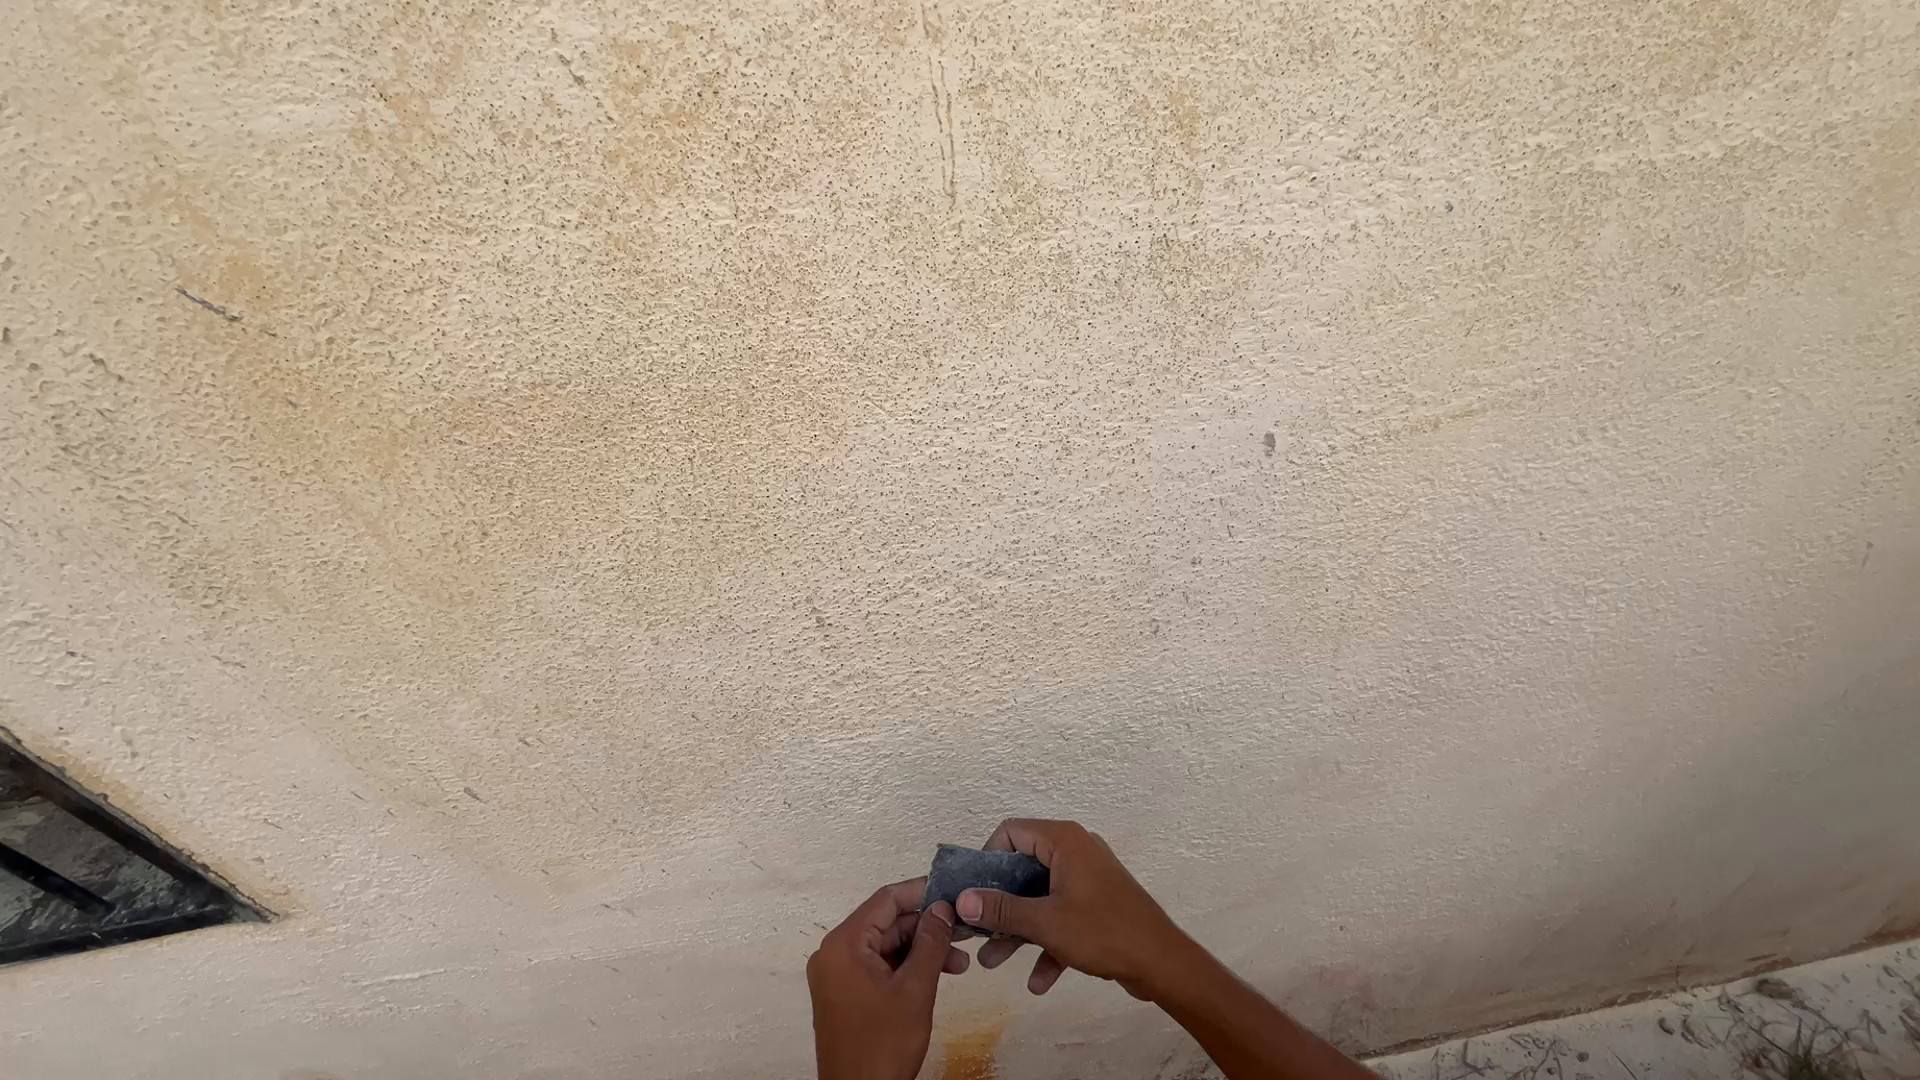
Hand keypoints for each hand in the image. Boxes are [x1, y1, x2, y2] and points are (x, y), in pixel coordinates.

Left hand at [807, 877, 970, 1079]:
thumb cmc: (884, 1045)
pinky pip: (880, 965)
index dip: (921, 891)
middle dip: (927, 927)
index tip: (952, 890)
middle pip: (887, 923)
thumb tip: (943, 907)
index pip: (886, 900)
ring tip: (960, 961)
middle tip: (964, 931)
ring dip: (922, 949)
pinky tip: (939, 973)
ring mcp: (839, 973)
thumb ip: (931, 942)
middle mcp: (835, 952)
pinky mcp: (846, 992)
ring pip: (887, 945)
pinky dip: (907, 967)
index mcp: (844, 944)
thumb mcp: (915, 990)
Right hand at [959, 818, 1191, 998]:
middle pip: (1023, 867)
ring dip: (1019, 928)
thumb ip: (1002, 909)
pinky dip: (1049, 941)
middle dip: (999, 903)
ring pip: (1041, 896)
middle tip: (975, 928)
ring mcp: (1087, 876)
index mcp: (1063, 840)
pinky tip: (1038, 982)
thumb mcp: (1045, 922)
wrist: (1162, 963)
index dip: (986, 859)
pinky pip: (1062, 914)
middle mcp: (1074, 849)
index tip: (972, 890)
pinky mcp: (1097, 902)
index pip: (1010, 832)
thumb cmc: (1103, 932)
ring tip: (993, 961)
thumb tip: (963, 900)